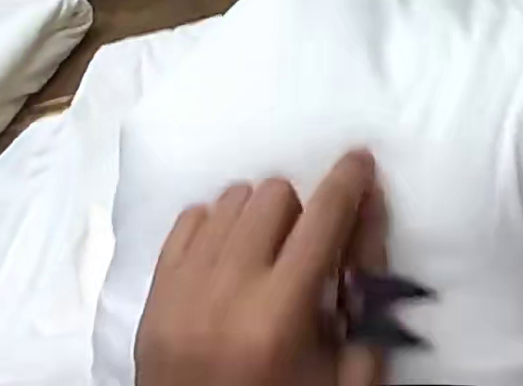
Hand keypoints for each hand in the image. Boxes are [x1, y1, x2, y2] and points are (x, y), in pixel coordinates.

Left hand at [137, 149, 386, 385]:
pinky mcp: (154, 291)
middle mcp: (226, 290)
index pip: (323, 218)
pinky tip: (226, 260)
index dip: (348, 180)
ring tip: (263, 256)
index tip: (360, 158)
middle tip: (302, 250)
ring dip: (258, 216)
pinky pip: (191, 216)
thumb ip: (367, 291)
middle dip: (299, 212)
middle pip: (274, 192)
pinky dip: (216, 226)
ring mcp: (182, 288)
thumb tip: (368, 208)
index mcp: (278, 317)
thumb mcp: (346, 374)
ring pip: (232, 197)